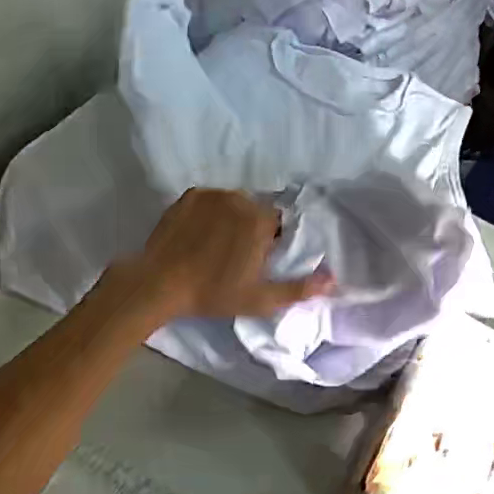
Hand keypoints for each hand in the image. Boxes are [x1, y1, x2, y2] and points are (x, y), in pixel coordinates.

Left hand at [109, 188, 332, 321]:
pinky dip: (211, 212)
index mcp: (260, 220)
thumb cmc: (213, 293)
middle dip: (254, 229)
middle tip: (238, 257)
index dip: (273, 242)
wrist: (159, 283)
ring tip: (217, 245)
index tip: (259, 261)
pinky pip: (211, 200)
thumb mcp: (260, 299)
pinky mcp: (188, 195)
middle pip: (258, 210)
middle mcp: (240, 198)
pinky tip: (200, 235)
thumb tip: (334, 280)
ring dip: (233, 218)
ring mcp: (212, 194)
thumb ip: (299, 288)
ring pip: (235, 203)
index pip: (280, 223)